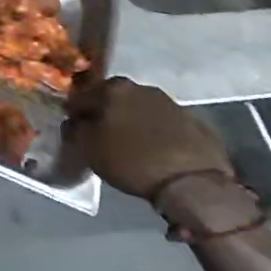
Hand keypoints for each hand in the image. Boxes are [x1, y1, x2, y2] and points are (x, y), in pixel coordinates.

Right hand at [67, 76, 232, 199]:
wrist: (193, 182)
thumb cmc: (132, 161)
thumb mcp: (89, 149)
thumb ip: (75, 129)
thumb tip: (75, 121)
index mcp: (112, 88)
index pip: (82, 96)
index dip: (76, 113)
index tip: (76, 128)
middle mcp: (141, 87)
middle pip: (114, 99)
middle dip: (107, 114)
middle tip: (103, 136)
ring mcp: (171, 102)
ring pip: (141, 109)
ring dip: (133, 122)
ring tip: (132, 145)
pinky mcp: (194, 121)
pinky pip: (165, 124)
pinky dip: (157, 133)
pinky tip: (157, 152)